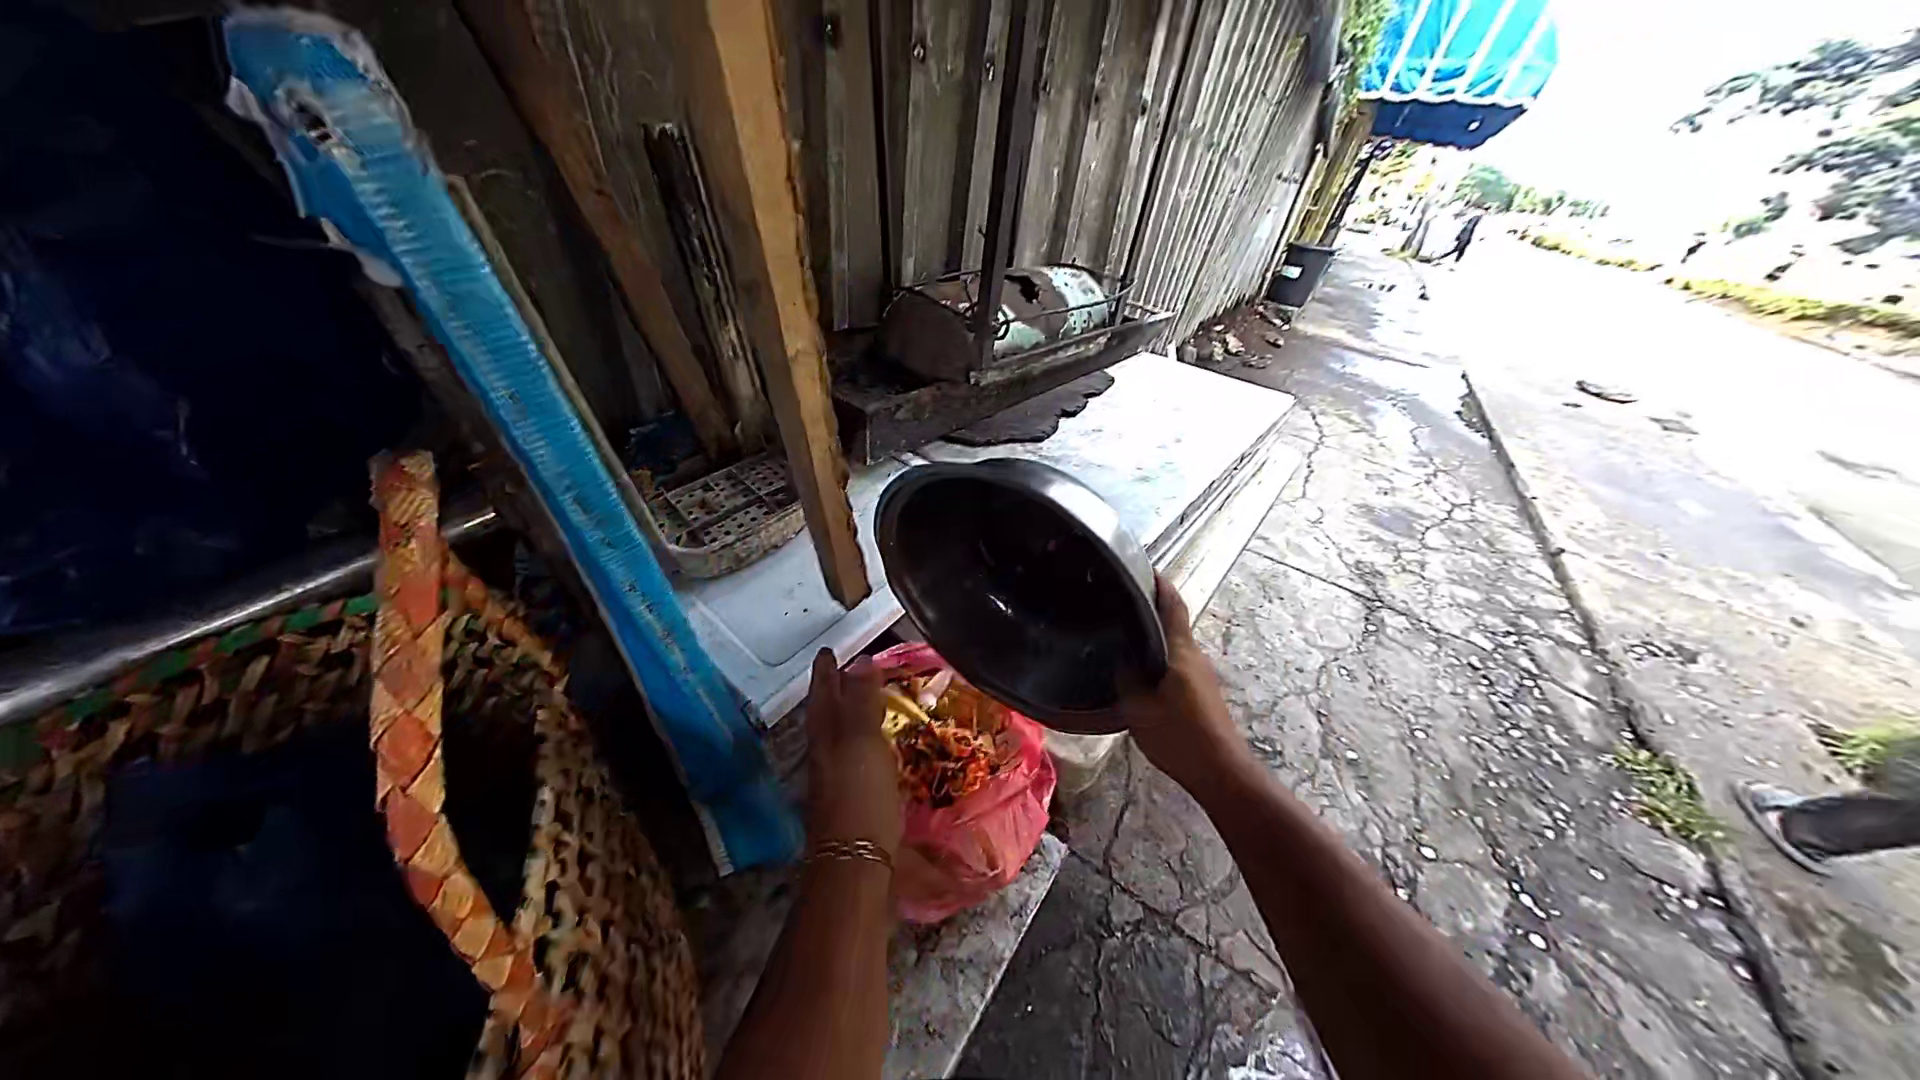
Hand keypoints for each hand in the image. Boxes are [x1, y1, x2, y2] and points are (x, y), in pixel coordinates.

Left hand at [804, 649, 902, 856]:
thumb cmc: (860, 793)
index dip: (826, 671)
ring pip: (837, 733)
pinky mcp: (849, 795)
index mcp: (826, 733)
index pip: (823, 693)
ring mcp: (834, 776)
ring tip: (862, 698)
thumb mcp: (862, 739)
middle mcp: (824, 751)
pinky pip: (852, 754)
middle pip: (826, 712)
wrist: (855, 859)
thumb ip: (862, 700)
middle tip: (844, 669)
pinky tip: (874, 744)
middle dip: (833, 689)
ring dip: (847, 712)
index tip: (829, 650)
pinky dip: (860, 738)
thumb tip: (861, 661)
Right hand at [1122, 577, 1257, 794]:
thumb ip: (1126, 678)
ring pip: (1172, 645)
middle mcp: (1194, 656)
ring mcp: (1200, 674)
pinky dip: (1157, 656)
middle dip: (1149, 608)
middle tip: (1118, 602)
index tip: (1142, 567)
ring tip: (1121, 634)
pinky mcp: (1200, 692)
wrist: (1221, 772)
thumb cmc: (1179, 736)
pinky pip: (1175, 662)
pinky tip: (1138, 670)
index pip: (1172, 605)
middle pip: (1172, 622)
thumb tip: (1121, 657)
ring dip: (1152, 635)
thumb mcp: (1138, 708)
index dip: (1160, 583)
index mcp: (1180, 651)